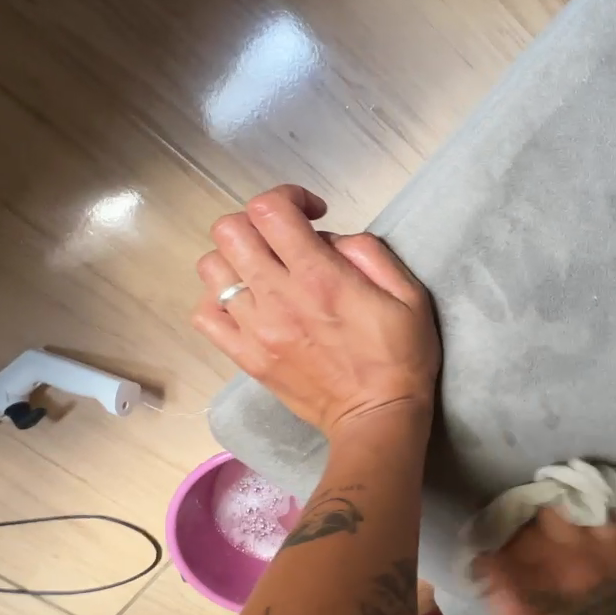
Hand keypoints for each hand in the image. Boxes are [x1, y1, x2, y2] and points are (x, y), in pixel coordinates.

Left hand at [192, 185, 439, 436]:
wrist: (379, 417)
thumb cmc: (402, 356)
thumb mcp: (410, 295)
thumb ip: (371, 254)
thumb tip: (332, 240)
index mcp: (321, 277)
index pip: (270, 210)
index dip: (288, 197)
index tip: (312, 214)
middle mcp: (278, 296)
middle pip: (230, 230)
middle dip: (260, 224)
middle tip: (288, 242)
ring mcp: (255, 329)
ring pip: (212, 268)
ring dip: (238, 260)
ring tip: (268, 274)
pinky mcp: (245, 356)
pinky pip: (205, 313)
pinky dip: (221, 300)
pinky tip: (250, 305)